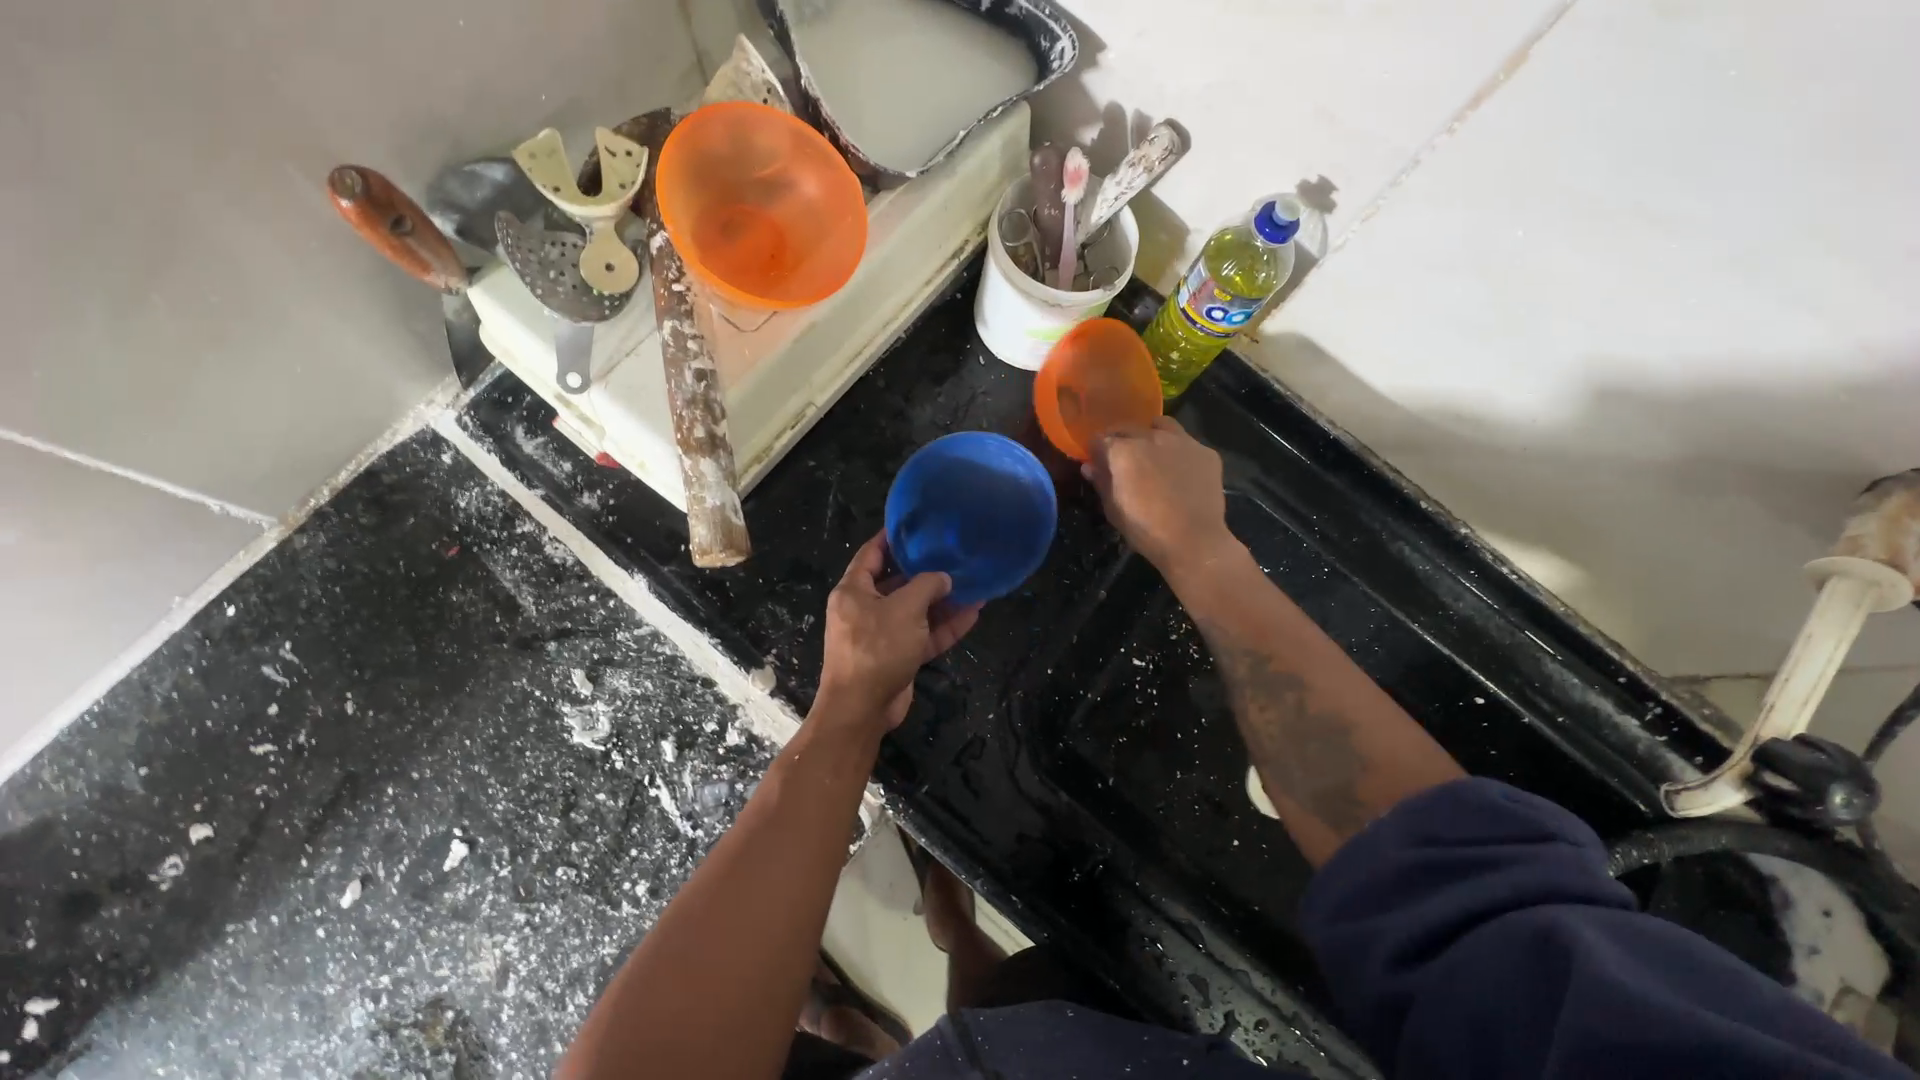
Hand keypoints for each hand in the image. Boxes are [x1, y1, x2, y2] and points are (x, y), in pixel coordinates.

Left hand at [816, 533, 982, 733]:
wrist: (862, 708)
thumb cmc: (876, 648)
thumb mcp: (904, 608)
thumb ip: (926, 586)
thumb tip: (943, 577)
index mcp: (854, 590)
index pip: (871, 553)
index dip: (891, 537)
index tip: (915, 525)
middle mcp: (865, 609)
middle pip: (897, 583)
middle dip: (925, 571)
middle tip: (953, 554)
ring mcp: (881, 635)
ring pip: (915, 611)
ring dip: (942, 601)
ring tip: (973, 583)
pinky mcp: (897, 657)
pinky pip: (923, 635)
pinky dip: (945, 626)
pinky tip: (974, 613)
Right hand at [1084, 416, 1237, 577]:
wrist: (1194, 540)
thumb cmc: (1146, 529)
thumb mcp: (1114, 510)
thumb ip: (1101, 482)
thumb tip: (1089, 466)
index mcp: (1123, 451)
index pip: (1100, 439)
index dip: (1097, 451)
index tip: (1099, 464)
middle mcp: (1151, 437)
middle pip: (1128, 428)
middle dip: (1121, 441)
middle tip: (1123, 462)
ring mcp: (1182, 441)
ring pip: (1161, 425)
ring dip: (1152, 435)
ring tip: (1153, 455)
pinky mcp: (1206, 452)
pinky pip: (1187, 443)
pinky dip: (1179, 452)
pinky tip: (1182, 472)